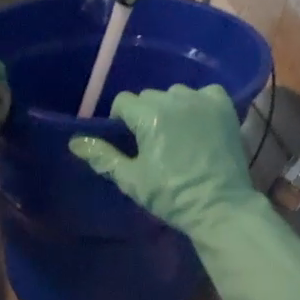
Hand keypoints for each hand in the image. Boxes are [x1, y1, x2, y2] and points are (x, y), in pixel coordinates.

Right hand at [69, 84, 299, 299]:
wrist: (220, 206)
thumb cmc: (171, 196)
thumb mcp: (131, 180)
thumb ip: (102, 157)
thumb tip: (75, 142)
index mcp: (149, 116)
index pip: (124, 101)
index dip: (121, 120)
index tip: (129, 141)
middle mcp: (175, 100)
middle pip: (149, 96)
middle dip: (146, 115)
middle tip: (153, 143)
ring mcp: (203, 101)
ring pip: (176, 94)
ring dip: (172, 108)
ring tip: (177, 135)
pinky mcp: (224, 107)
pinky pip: (204, 94)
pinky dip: (199, 104)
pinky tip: (199, 124)